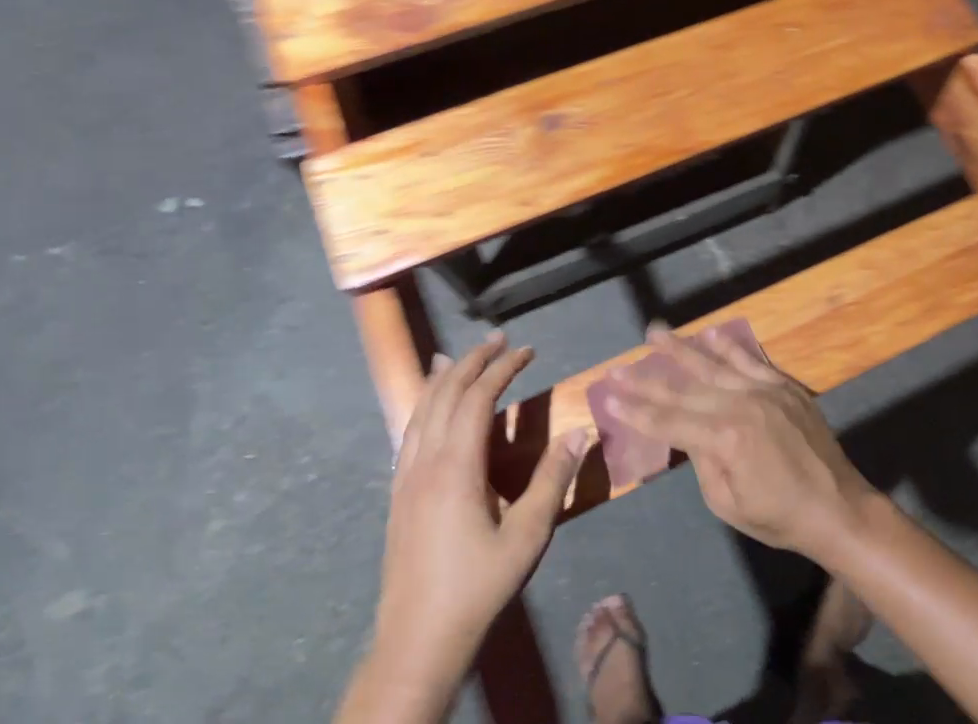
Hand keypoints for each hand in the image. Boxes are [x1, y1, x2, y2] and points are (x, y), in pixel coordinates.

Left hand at [372, 334, 589, 690]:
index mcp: (456, 467)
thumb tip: (580, 430)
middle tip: (498, 340)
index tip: (527, 350)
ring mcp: (405, 479)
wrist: (418, 636)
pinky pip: (408, 434)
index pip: (478, 399)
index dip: (502, 369)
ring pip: (419, 412)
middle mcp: (425, 463)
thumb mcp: (528, 535)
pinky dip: (423, 407)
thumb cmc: (479, 584)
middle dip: (471, 362)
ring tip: (455, 357)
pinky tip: (429, 411)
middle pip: (444, 395)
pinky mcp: (398, 496)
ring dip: (442, 379)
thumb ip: (552, 479)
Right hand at [606, 323, 879, 558]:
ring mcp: (766, 391)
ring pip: (716, 365)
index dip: (635, 410)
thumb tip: (689, 433)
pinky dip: (730, 346)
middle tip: (618, 367)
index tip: (608, 398)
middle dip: (647, 379)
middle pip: (685, 388)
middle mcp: (742, 405)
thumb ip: (702, 461)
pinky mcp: (785, 387)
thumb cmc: (777, 516)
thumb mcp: (726, 502)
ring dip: (682, 349)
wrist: (836, 506)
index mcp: (724, 439)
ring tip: (655, 333)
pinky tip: (711, 334)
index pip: (668, 421)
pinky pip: (752, 360)